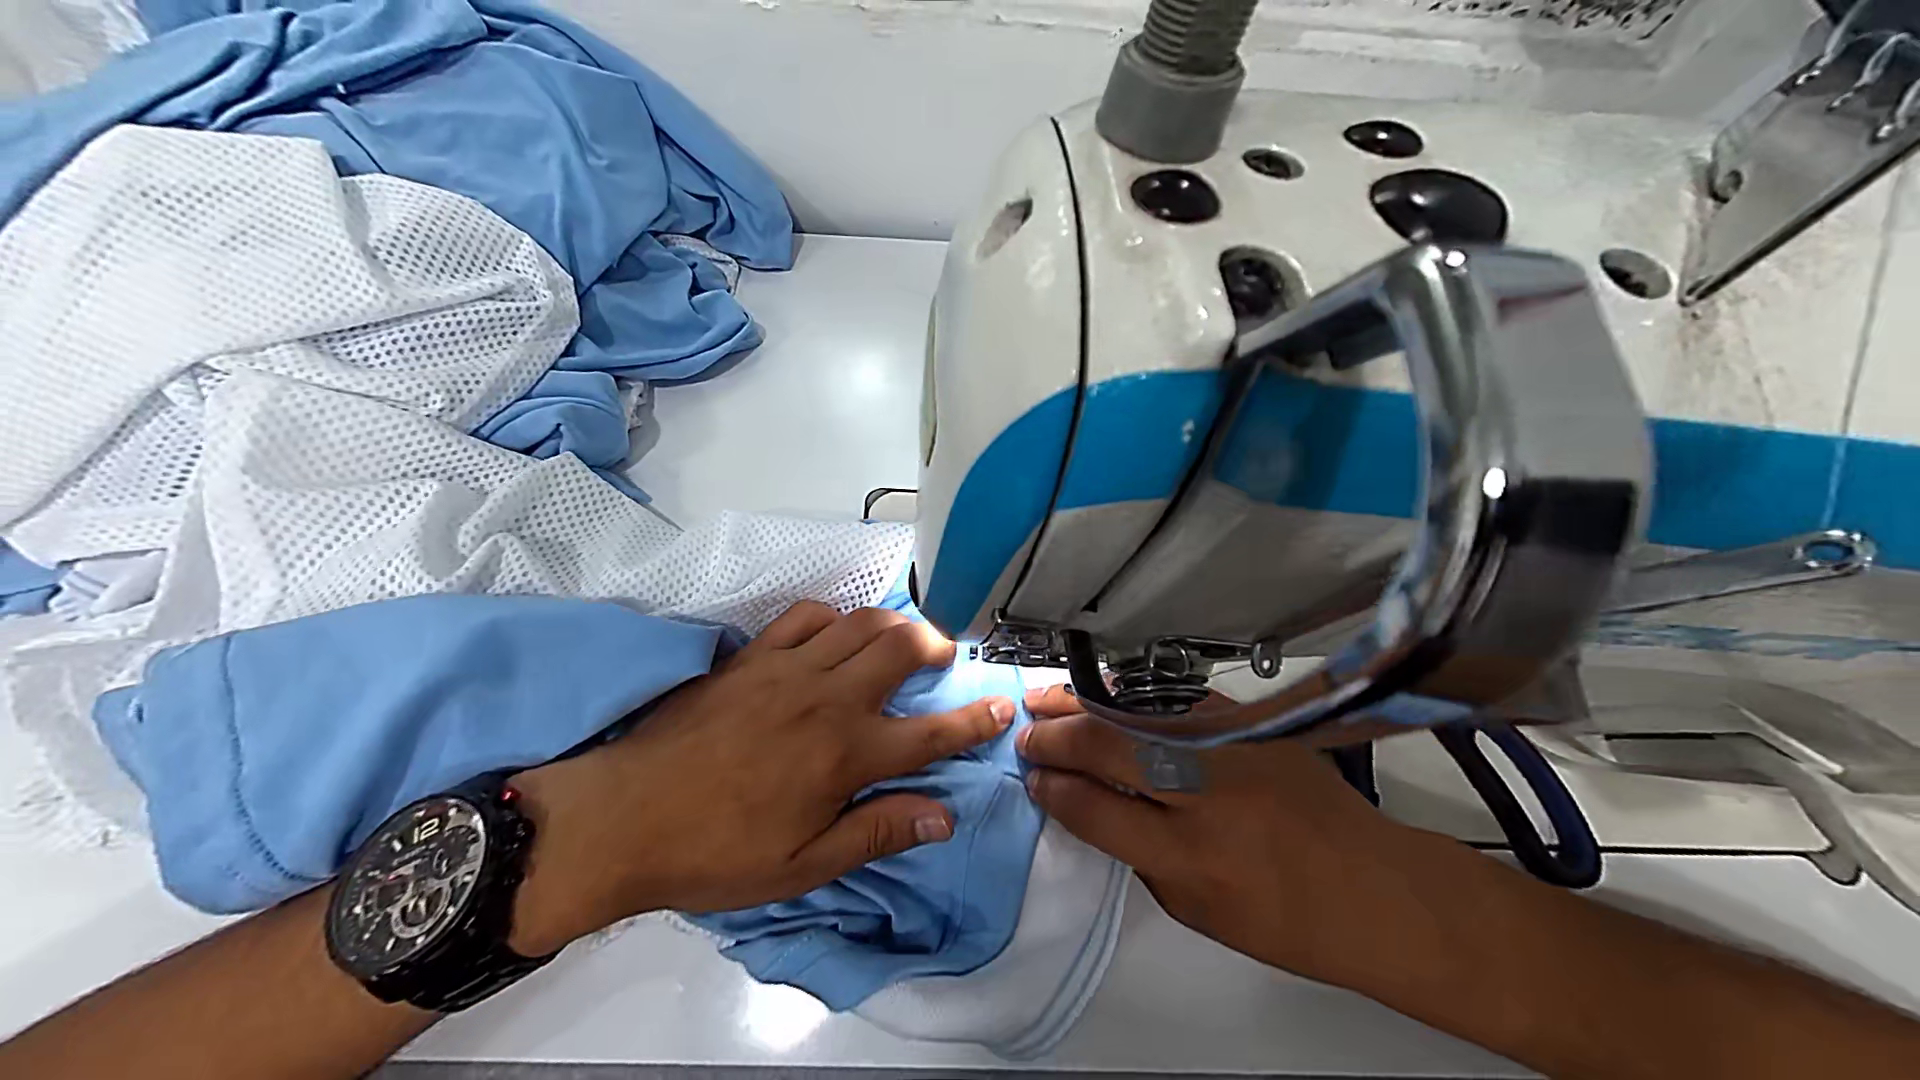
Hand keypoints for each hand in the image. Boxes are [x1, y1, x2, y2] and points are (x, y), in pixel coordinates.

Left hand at [506, 602, 1013, 953]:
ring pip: (860, 622)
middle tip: (944, 658)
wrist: (624, 818)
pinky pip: (805, 615)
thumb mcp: (803, 865)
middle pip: (901, 649)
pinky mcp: (751, 655)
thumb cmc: (716, 851)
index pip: (931, 733)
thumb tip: (942, 816)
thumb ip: (877, 831)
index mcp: (846, 754)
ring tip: (902, 638)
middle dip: (936, 647)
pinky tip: (835, 631)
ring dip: (892, 624)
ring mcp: (787, 669)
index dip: (974, 721)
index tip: (1001, 707)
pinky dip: (832, 616)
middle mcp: (827, 699)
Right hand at [1017, 684, 1433, 983]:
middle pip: (1108, 747)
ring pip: (1134, 711)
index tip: (1032, 778)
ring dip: (1080, 703)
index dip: (1054, 789)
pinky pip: (1172, 698)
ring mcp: (1230, 746)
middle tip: (1025, 734)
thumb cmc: (1286, 919)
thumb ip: (1137, 854)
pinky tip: (1101, 693)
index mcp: (1192, 855)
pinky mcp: (1249, 721)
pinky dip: (1128, 696)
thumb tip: (1088, 802)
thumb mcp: (1196, 910)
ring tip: (1043, 699)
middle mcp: (1207, 791)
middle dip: (1056, 738)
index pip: (1096, 808)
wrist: (1375, 885)